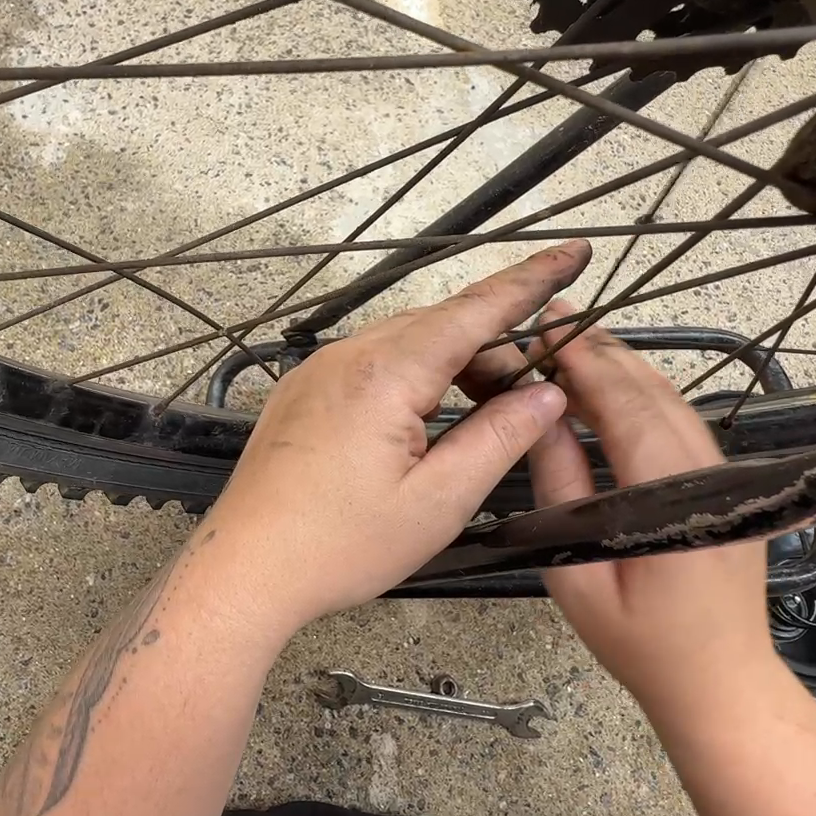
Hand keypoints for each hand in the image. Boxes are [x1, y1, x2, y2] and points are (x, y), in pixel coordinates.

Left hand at [197, 241, 591, 635]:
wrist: (245, 565)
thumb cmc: (342, 543)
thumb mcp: (437, 500)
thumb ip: (498, 438)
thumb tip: (546, 394)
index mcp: (386, 372)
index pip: (472, 310)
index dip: (527, 280)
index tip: (570, 250)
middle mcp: (348, 354)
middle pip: (439, 326)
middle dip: (494, 346)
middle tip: (533, 389)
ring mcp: (318, 368)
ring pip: (404, 344)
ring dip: (452, 364)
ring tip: (485, 408)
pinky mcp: (303, 389)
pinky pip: (371, 362)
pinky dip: (412, 376)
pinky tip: (426, 415)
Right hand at [462, 298, 778, 717]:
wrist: (719, 681)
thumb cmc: (638, 639)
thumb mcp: (577, 570)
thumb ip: (562, 487)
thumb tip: (541, 415)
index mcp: (672, 498)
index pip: (627, 409)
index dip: (586, 362)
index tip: (548, 326)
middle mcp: (707, 474)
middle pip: (654, 393)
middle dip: (602, 349)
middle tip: (557, 315)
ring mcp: (724, 477)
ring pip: (673, 401)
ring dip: (624, 364)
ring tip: (577, 336)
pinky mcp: (725, 483)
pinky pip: (681, 420)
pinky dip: (644, 390)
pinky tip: (615, 380)